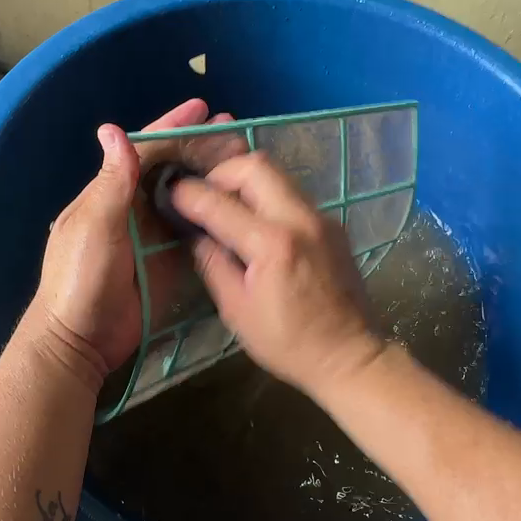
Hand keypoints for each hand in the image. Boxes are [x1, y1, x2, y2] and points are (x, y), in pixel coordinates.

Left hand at [28, 98, 218, 385]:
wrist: (81, 340)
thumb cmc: (79, 279)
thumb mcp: (94, 227)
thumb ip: (111, 183)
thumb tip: (113, 128)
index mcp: (110, 192)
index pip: (145, 149)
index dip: (173, 127)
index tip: (203, 108)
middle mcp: (134, 206)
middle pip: (172, 168)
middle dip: (201, 148)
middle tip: (237, 133)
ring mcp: (154, 234)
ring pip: (188, 195)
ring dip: (212, 176)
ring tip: (245, 161)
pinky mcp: (170, 260)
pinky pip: (195, 229)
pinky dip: (215, 213)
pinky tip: (239, 203)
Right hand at [170, 151, 386, 395]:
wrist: (350, 355)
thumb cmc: (288, 342)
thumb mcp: (236, 310)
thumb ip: (213, 263)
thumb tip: (195, 232)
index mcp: (273, 244)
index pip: (219, 202)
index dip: (188, 194)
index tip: (170, 192)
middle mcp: (300, 219)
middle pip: (256, 165)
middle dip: (222, 173)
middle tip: (205, 196)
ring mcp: (322, 218)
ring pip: (278, 175)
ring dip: (246, 183)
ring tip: (228, 209)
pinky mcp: (332, 224)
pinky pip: (293, 195)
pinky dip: (268, 198)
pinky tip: (256, 226)